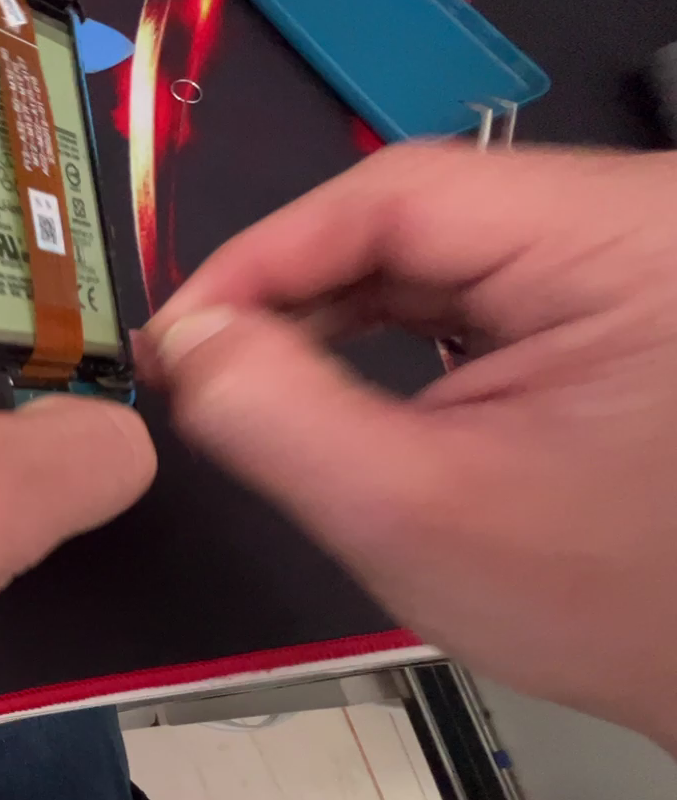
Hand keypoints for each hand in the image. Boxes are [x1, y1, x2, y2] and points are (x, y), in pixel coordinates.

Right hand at [141, 145, 676, 749]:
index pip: (394, 198)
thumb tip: (178, 341)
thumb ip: (268, 413)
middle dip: (268, 295)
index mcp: (636, 244)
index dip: (253, 261)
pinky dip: (348, 335)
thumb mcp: (401, 508)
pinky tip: (301, 379)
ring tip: (228, 378)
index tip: (170, 340)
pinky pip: (440, 293)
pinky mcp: (599, 308)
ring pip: (409, 255)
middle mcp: (642, 227)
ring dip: (299, 316)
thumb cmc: (605, 602)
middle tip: (183, 367)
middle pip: (398, 219)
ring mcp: (623, 265)